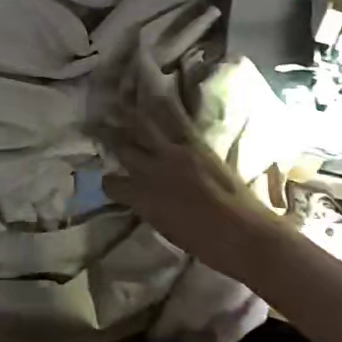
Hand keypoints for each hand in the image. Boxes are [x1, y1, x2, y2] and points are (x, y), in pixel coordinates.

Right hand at [99, 90, 290, 277]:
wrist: (245, 235)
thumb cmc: (205, 243)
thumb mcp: (165, 228)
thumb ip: (148, 207)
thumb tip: (140, 195)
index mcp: (142, 197)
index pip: (112, 184)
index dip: (107, 182)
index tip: (108, 180)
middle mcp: (152, 170)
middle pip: (123, 147)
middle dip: (107, 136)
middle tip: (96, 126)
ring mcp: (175, 154)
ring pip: (144, 126)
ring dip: (129, 115)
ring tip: (118, 105)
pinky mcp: (197, 145)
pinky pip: (176, 120)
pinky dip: (164, 108)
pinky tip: (156, 97)